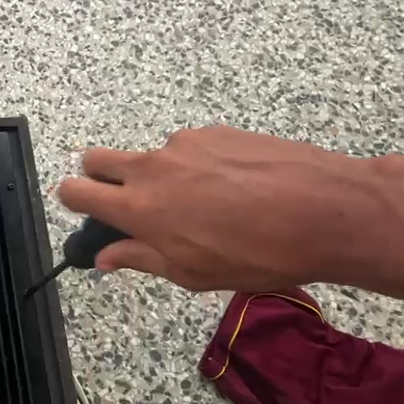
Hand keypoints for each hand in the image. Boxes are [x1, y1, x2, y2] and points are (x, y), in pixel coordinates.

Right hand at [55, 126, 383, 290]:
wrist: (329, 211)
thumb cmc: (260, 255)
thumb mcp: (193, 272)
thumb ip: (140, 258)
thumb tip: (104, 257)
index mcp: (138, 208)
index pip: (75, 191)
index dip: (74, 201)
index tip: (88, 211)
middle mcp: (151, 168)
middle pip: (95, 160)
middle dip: (100, 178)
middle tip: (134, 203)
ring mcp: (183, 144)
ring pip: (151, 157)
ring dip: (162, 175)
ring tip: (209, 202)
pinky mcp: (215, 131)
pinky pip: (190, 148)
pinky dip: (199, 165)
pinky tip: (236, 186)